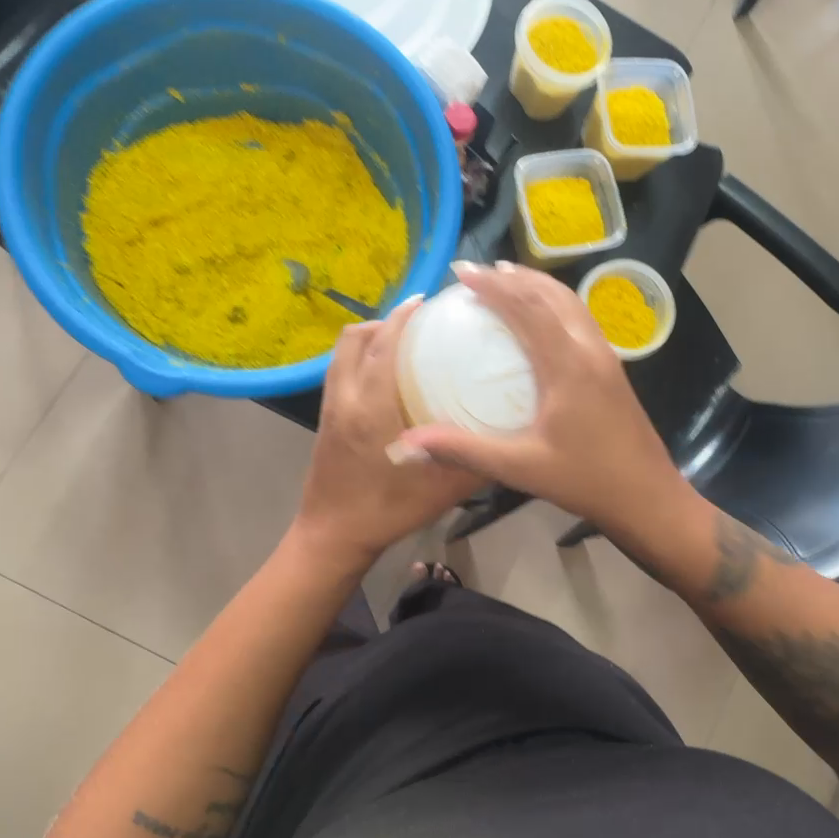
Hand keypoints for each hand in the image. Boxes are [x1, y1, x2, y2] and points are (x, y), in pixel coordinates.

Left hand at [293, 298, 485, 562]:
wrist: (333, 535)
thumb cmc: (387, 511)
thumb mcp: (443, 490)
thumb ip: (476, 459)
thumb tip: (512, 435)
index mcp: (371, 408)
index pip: (382, 345)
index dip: (402, 317)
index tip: (426, 302)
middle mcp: (345, 398)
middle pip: (354, 339)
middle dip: (384, 321)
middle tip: (419, 322)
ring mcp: (331, 408)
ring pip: (342, 353)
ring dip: (369, 338)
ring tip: (402, 341)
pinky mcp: (326, 419)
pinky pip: (340, 372)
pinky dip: (359, 359)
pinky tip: (386, 375)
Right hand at [393, 262, 692, 536]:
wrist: (648, 497)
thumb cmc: (585, 480)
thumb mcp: (521, 467)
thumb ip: (463, 450)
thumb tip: (406, 443)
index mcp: (567, 365)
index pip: (527, 308)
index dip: (493, 285)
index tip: (462, 272)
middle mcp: (589, 350)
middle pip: (551, 295)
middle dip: (514, 277)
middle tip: (478, 270)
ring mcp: (606, 358)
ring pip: (571, 304)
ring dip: (538, 286)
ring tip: (508, 279)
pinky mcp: (613, 370)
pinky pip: (580, 320)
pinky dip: (555, 305)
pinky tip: (541, 319)